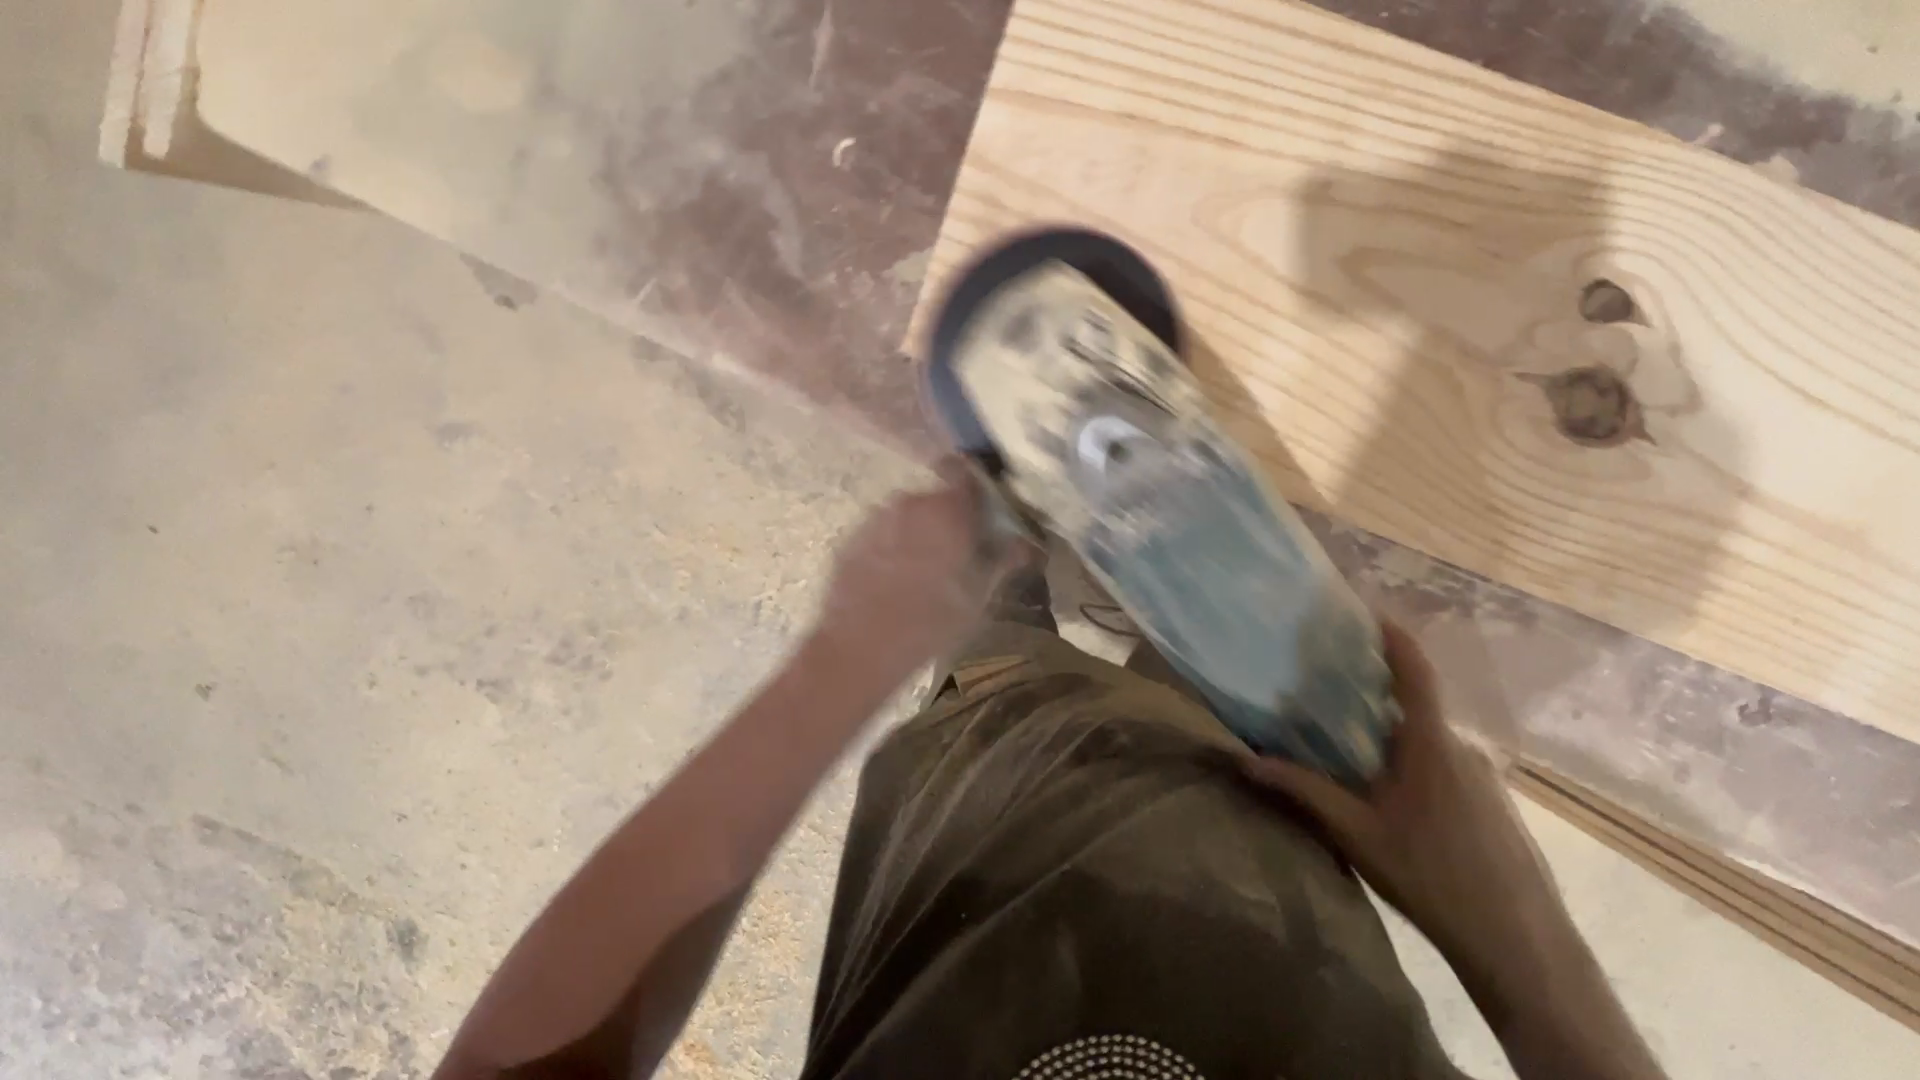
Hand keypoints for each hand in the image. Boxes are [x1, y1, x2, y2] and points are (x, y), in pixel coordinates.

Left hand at [813, 460, 1026, 676]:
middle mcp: (910, 502)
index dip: (980, 497)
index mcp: (948, 509)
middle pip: (938, 499)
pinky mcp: (851, 538)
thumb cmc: (930, 624)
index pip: (970, 480)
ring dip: (919, 533)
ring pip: (909, 516)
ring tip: (925, 573)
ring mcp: (876, 518)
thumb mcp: (979, 598)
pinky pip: (883, 534)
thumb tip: (1023, 544)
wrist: (859, 647)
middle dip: (950, 521)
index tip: (986, 520)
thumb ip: (1002, 561)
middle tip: (960, 555)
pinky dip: (892, 547)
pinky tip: (895, 580)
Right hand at [1243, 622, 1574, 985]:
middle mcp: (1464, 749)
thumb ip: (1303, 791)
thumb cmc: (1432, 877)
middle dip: (1378, 694)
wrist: (1521, 944)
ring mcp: (1487, 777)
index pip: (1415, 672)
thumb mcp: (1356, 833)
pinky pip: (1448, 765)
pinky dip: (1417, 762)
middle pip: (1418, 707)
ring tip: (1354, 750)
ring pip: (1432, 740)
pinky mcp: (1497, 805)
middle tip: (1332, 694)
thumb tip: (1245, 760)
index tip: (1366, 612)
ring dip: (1396, 736)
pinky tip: (1396, 800)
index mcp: (1431, 744)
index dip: (1394, 637)